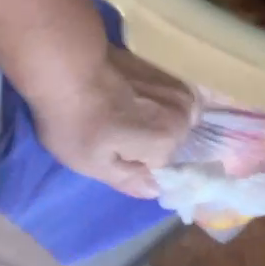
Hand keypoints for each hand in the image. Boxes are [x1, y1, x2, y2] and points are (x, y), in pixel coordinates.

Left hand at [24, 47, 197, 198]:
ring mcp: (188, 93)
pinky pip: (181, 102)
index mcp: (168, 141)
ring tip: (128, 118)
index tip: (112, 156)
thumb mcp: (91, 164)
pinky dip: (165, 106)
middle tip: (117, 138)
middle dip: (152, 145)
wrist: (75, 73)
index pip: (162, 166)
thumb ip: (128, 179)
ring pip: (181, 121)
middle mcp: (188, 116)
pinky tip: (139, 101)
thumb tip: (157, 192)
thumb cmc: (77, 124)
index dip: (136, 165)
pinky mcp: (181, 77)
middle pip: (175, 142)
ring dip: (161, 124)